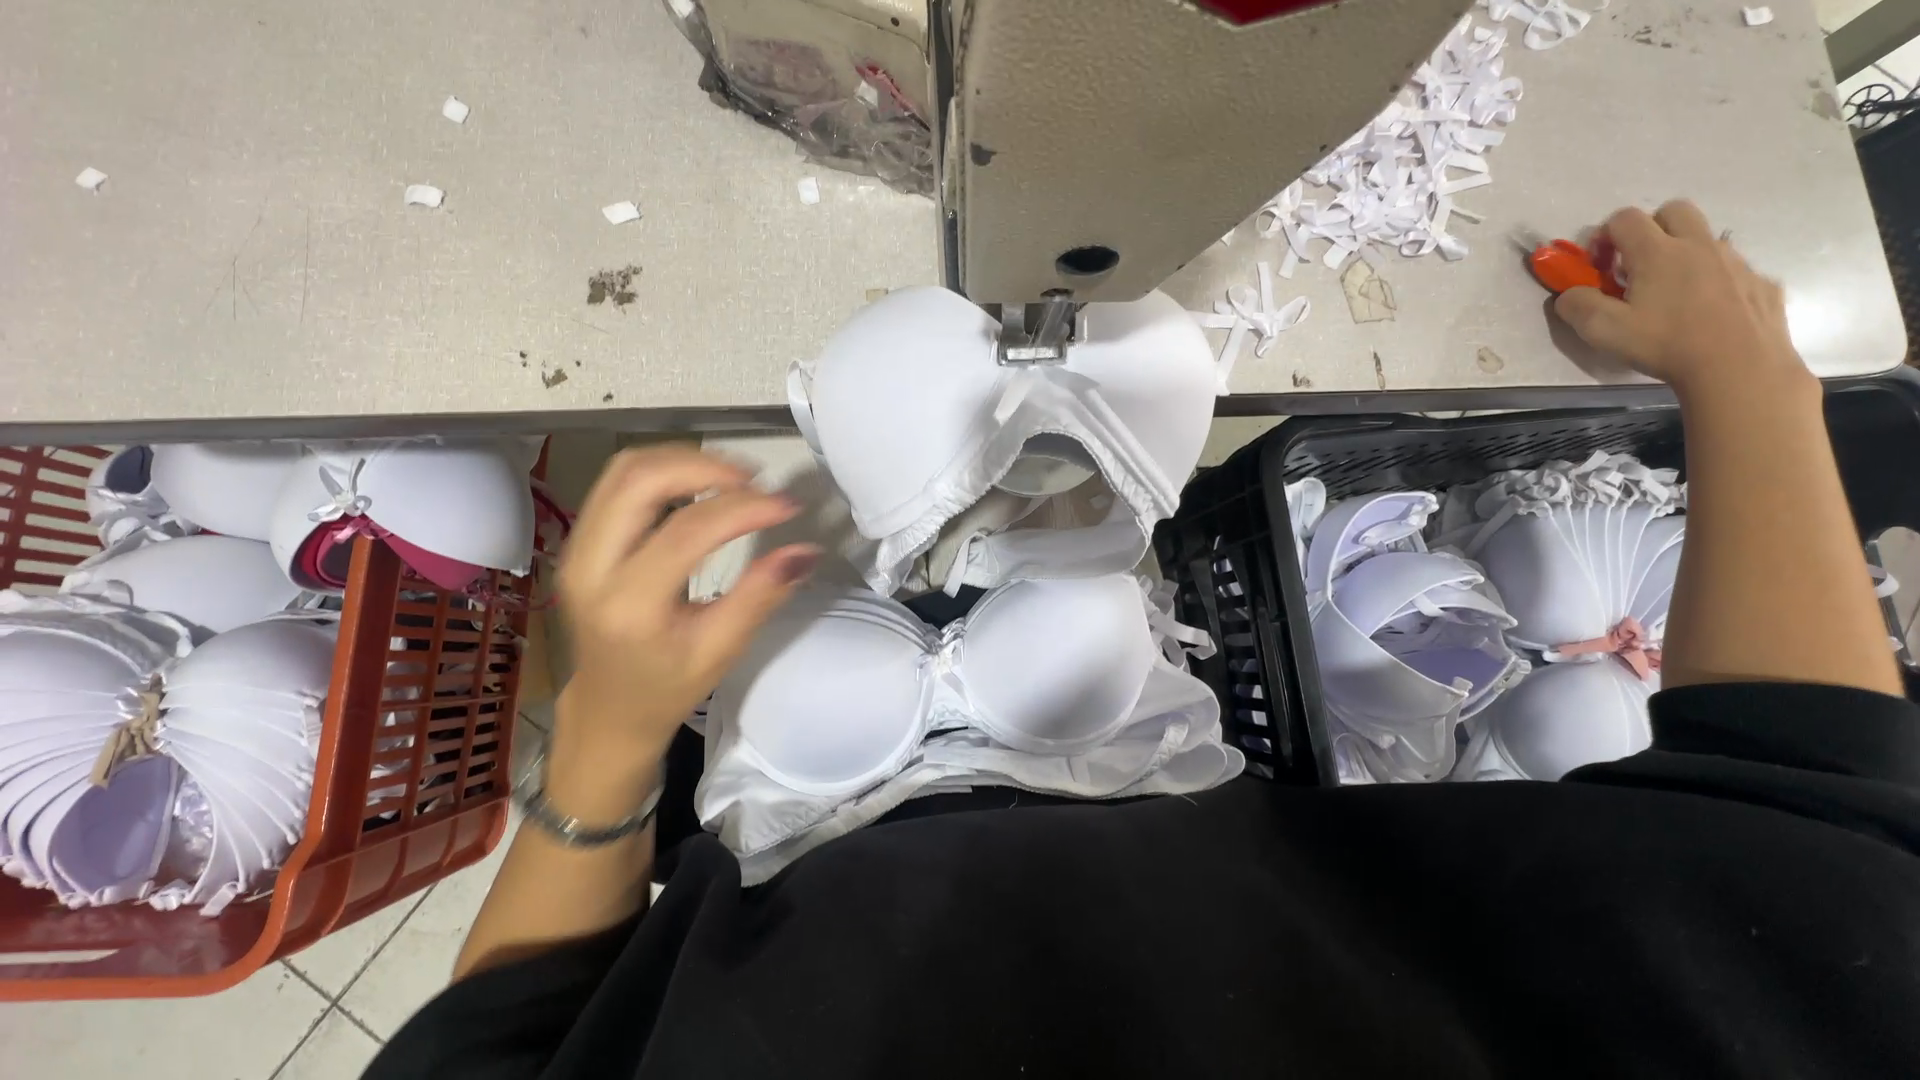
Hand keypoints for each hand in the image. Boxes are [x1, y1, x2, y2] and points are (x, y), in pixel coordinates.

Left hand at [551, 445, 818, 781]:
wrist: (608, 708)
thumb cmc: (668, 687)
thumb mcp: (721, 649)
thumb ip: (761, 596)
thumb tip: (806, 551)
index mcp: (629, 605)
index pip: (687, 530)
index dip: (743, 508)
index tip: (787, 505)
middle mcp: (590, 567)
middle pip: (641, 479)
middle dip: (705, 465)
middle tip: (755, 481)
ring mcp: (576, 548)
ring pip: (624, 470)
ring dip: (683, 461)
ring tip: (733, 479)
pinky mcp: (579, 539)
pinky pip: (617, 482)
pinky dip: (663, 471)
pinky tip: (700, 487)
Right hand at [1554, 200, 1811, 401]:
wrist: (1738, 365)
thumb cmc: (1665, 343)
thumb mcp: (1602, 330)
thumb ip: (1576, 306)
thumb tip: (1570, 294)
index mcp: (1658, 252)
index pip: (1625, 218)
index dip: (1604, 235)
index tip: (1600, 266)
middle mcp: (1699, 245)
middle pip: (1673, 210)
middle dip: (1649, 229)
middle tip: (1636, 266)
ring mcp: (1735, 261)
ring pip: (1704, 238)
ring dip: (1682, 254)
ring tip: (1670, 295)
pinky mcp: (1759, 281)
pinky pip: (1731, 269)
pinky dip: (1712, 280)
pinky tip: (1705, 313)